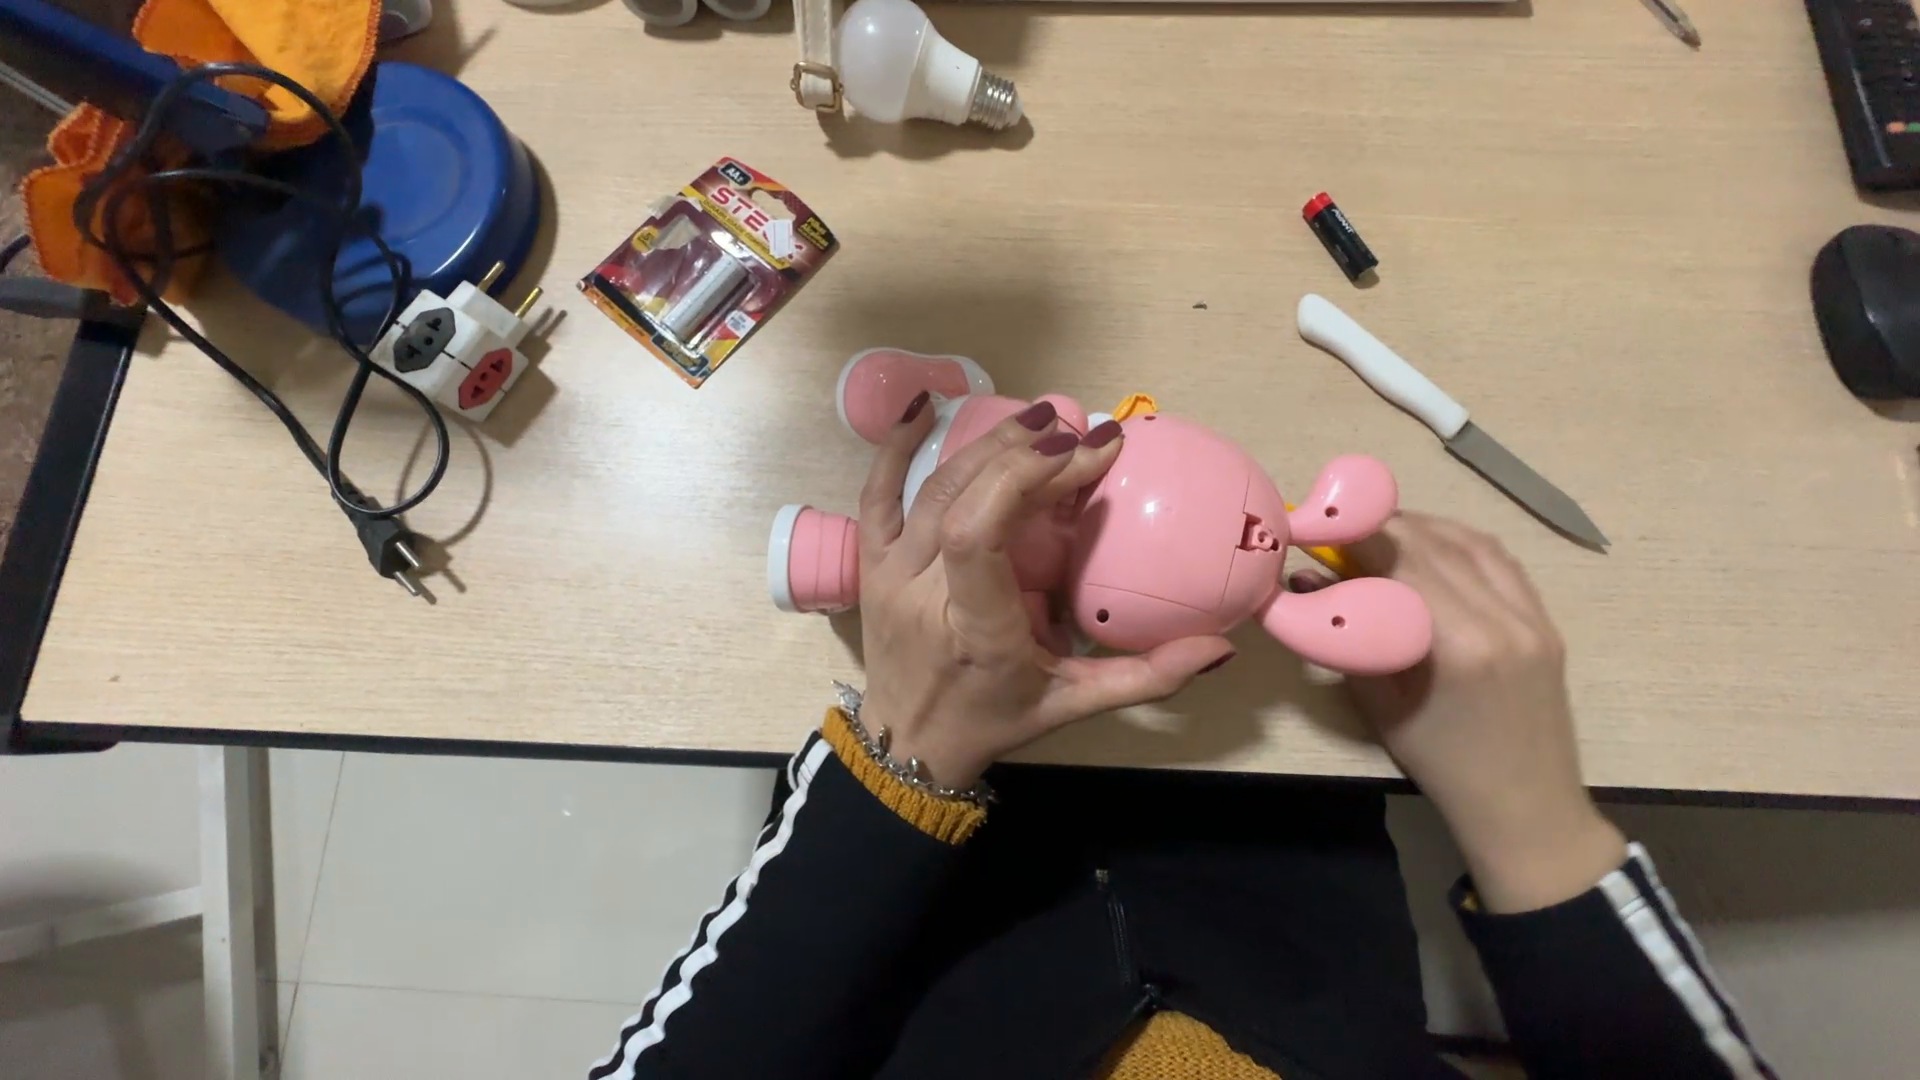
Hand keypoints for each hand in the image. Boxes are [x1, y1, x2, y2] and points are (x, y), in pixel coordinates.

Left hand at [855, 395, 1235, 788]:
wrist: (907, 743)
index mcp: (975, 628)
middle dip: (1026, 454)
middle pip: (964, 499)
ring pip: (932, 488)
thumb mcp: (1070, 706)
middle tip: (1080, 431)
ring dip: (987, 444)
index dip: (1023, 481)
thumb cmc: (991, 722)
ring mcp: (888, 573)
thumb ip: (1144, 678)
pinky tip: (923, 403)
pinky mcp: (870, 563)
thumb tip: (1220, 647)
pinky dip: (894, 445)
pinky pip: (875, 494)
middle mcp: (921, 592)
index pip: (978, 536)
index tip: (1083, 454)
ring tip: (1041, 421)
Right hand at [1296, 512, 1625, 911]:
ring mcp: (1533, 617)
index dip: (1356, 535)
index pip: (1403, 561)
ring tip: (1378, 529)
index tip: (1319, 526)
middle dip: (1380, 525)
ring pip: (1472, 542)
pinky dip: (1458, 541)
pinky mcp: (1545, 621)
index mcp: (1460, 645)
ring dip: (1421, 526)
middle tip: (1338, 526)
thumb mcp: (1377, 700)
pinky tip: (1429, 544)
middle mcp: (1504, 619)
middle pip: (1435, 544)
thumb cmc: (1438, 761)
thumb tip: (1303, 580)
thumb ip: (1342, 633)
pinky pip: (1500, 561)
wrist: (1525, 804)